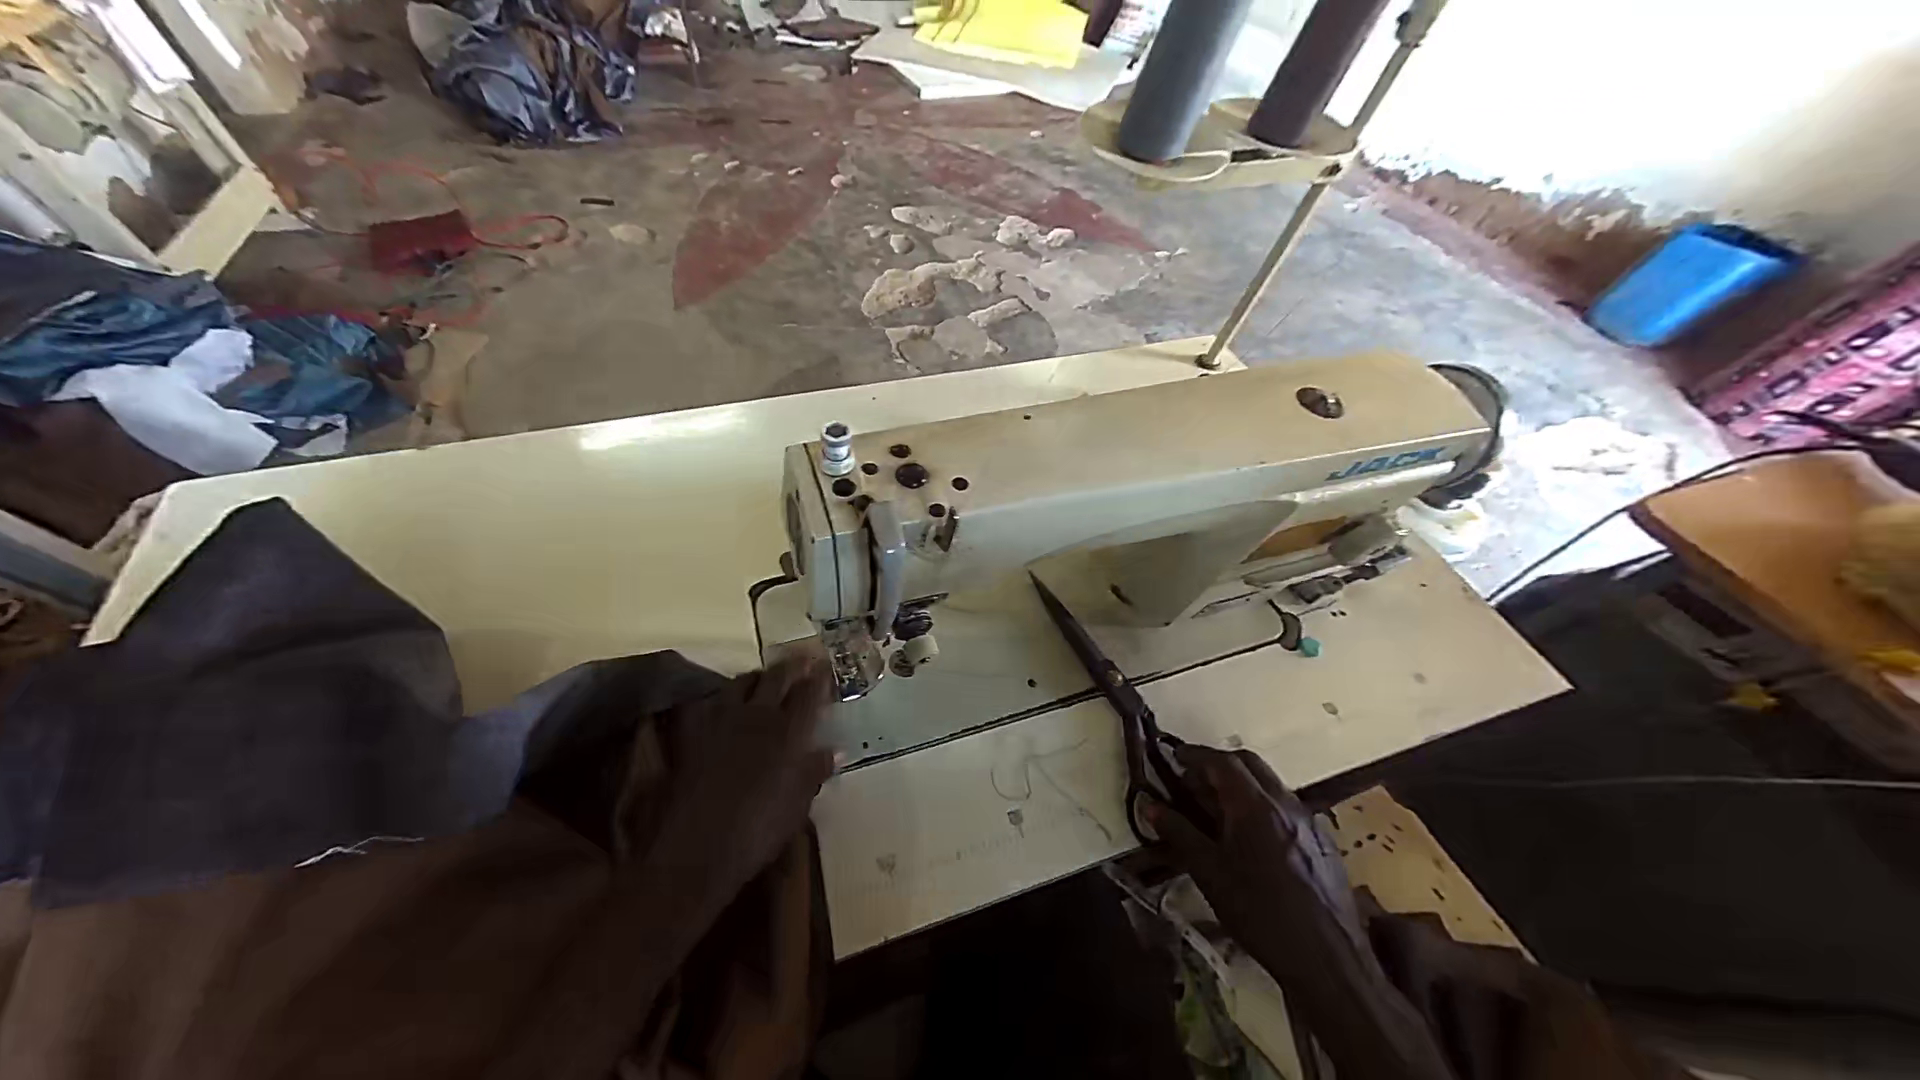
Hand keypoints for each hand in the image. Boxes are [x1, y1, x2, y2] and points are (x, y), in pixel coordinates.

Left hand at [647, 656, 836, 908]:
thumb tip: (837, 750)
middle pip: (777, 677)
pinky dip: (726, 696)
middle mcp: (757, 716)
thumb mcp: (797, 805)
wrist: (695, 851)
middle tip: (803, 657)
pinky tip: (729, 704)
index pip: (809, 692)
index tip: (826, 663)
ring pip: (742, 682)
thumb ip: (815, 771)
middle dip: (792, 665)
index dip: (820, 675)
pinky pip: (713, 701)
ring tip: (767, 678)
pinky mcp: (695, 734)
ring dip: (759, 676)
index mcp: (789, 732)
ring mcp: (722, 722)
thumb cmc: (758, 832)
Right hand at [1144, 745, 1369, 978]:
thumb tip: (1150, 804)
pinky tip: (1251, 838)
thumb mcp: (1209, 872)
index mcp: (1254, 805)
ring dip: (1241, 784)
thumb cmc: (1259, 912)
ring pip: (1270, 784)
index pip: (1222, 761)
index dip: (1195, 754)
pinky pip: (1286, 807)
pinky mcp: (1322, 842)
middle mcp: (1285, 802)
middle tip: (1194, 780)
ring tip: (1217, 809)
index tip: (1174, 756)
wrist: (1327, 960)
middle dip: (1218, 764)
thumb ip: (1179, 832)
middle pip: (1249, 764)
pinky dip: (1261, 805)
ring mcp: (1309, 821)